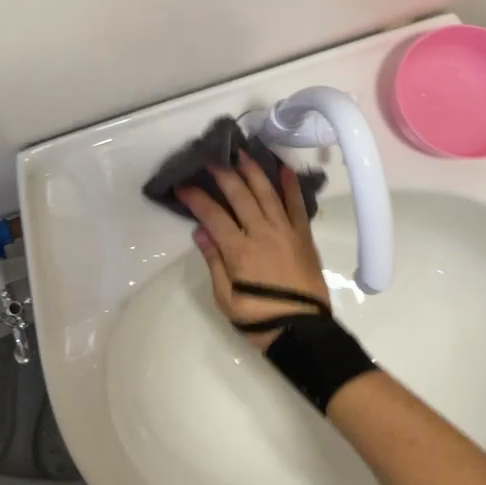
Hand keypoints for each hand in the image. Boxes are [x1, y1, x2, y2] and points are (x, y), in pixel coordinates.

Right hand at [177, 155, 328, 350]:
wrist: (301, 330)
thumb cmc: (257, 318)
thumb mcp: (225, 297)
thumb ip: (214, 261)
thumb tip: (201, 231)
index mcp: (239, 250)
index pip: (213, 215)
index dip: (196, 198)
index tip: (182, 186)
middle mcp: (262, 233)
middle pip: (240, 195)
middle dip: (223, 175)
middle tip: (211, 159)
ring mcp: (286, 232)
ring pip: (268, 193)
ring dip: (253, 171)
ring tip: (242, 154)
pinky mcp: (303, 236)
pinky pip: (297, 205)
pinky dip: (290, 186)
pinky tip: (284, 169)